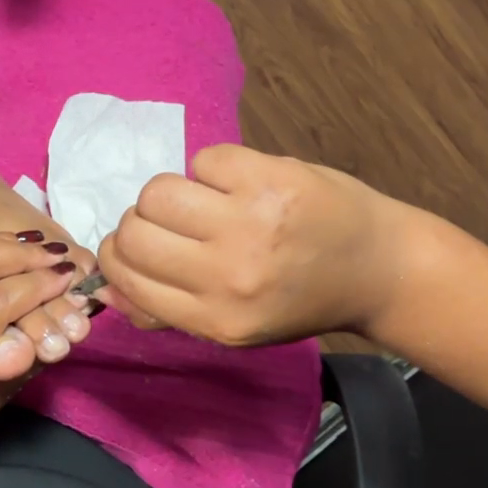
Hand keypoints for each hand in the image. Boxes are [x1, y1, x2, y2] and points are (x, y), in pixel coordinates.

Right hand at [97, 144, 431, 344]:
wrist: (384, 269)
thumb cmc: (297, 298)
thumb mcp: (231, 326)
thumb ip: (164, 311)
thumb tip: (104, 286)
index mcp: (216, 319)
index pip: (127, 275)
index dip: (117, 256)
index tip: (136, 249)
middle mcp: (230, 276)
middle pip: (133, 232)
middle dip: (139, 223)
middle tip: (170, 225)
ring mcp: (251, 223)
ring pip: (156, 192)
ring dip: (170, 193)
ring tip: (200, 202)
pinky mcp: (271, 178)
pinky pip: (202, 161)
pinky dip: (211, 169)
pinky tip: (236, 184)